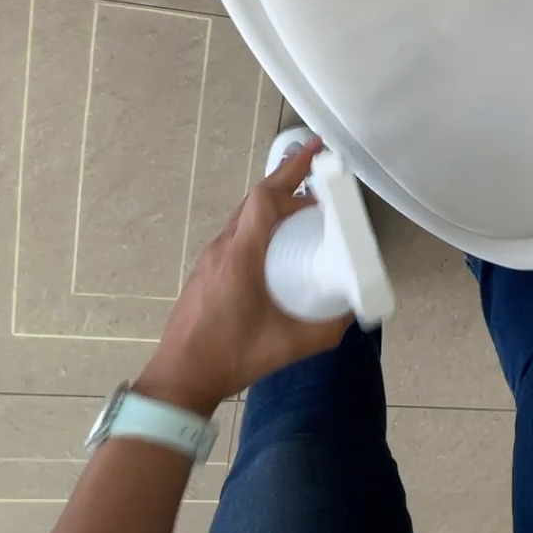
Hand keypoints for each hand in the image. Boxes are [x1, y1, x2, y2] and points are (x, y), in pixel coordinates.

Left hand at [136, 138, 349, 413]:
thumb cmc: (231, 357)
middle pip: (256, 200)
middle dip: (289, 181)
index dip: (292, 171)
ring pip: (245, 216)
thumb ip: (326, 329)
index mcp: (241, 255)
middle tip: (320, 180)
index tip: (316, 152)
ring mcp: (210, 258)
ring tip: (305, 211)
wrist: (178, 380)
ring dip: (274, 205)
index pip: (265, 198)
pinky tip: (277, 244)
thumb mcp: (288, 346)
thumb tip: (354, 312)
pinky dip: (261, 224)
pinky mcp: (206, 271)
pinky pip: (237, 233)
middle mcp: (223, 248)